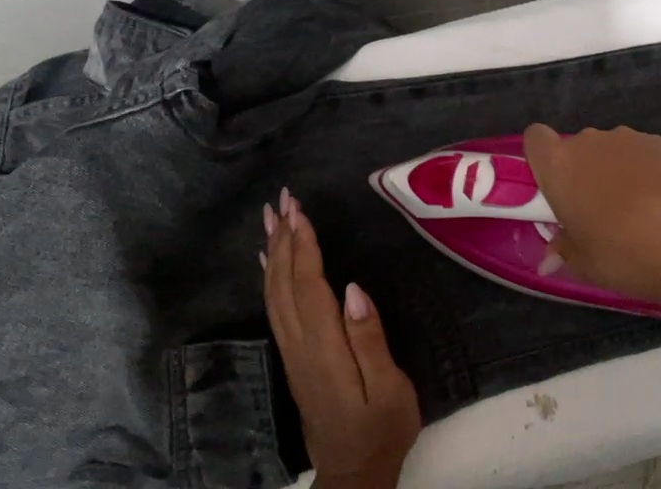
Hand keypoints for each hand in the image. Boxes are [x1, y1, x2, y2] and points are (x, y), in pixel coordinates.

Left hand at [264, 189, 419, 488]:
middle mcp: (301, 346)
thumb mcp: (389, 389)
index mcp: (325, 348)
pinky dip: (271, 279)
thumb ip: (370, 340)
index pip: (308, 287)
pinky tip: (270, 263)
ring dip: (274, 253)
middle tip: (282, 198)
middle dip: (283, 238)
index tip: (300, 209)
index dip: (303, 246)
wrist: (354, 474)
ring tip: (271, 219)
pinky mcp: (295, 360)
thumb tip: (354, 289)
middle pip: (285, 284)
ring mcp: (294, 354)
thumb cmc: (381, 428)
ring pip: (275, 295)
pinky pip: (275, 309)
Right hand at [522, 123, 660, 307]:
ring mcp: (626, 138)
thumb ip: (562, 248)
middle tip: (595, 208)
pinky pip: (638, 152)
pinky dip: (642, 169)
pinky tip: (658, 199)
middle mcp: (588, 142)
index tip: (555, 185)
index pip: (535, 138)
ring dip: (612, 169)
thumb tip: (548, 260)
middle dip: (581, 171)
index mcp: (559, 166)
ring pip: (608, 149)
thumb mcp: (583, 261)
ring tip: (632, 206)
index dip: (542, 157)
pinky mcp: (658, 143)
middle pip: (575, 147)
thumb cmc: (622, 254)